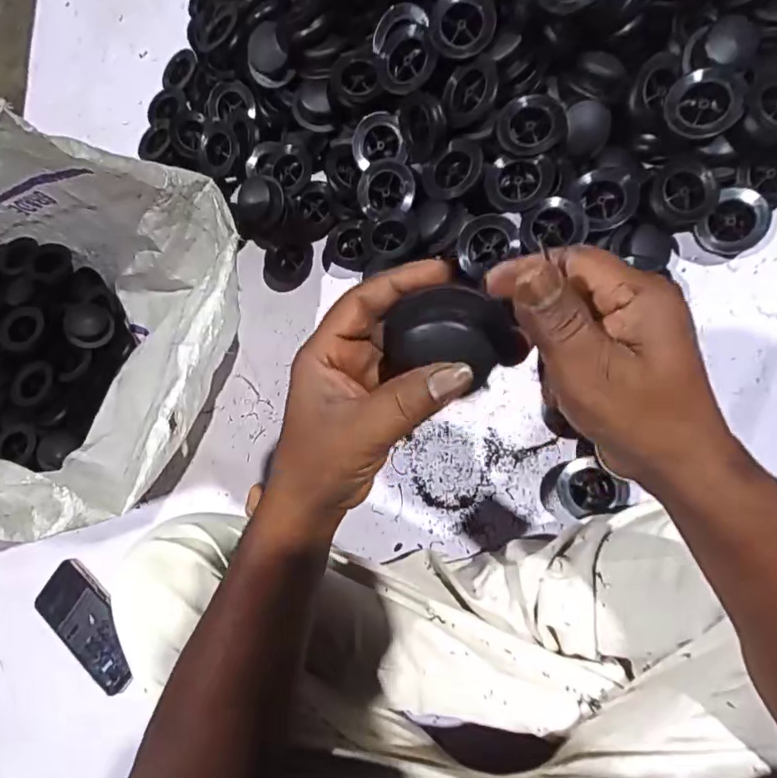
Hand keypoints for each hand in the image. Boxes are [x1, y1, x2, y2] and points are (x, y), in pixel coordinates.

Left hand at [260, 260, 475, 532]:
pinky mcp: (377, 401)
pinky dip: (430, 371)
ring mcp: (361, 380)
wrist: (313, 506)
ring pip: (400, 346)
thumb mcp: (362, 428)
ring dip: (429, 338)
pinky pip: (409, 375)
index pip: (362, 300)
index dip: (399, 280)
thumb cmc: (315, 467)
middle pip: (385, 317)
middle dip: (421, 304)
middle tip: (460, 294)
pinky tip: (453, 366)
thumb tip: (456, 371)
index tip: (437, 271)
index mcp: (324, 352)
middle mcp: (342, 359)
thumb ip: (410, 399)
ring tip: (464, 323)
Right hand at [484, 247, 743, 487]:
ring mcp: (636, 329)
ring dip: (553, 349)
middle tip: (526, 350)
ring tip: (559, 383)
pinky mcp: (628, 352)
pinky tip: (570, 390)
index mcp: (639, 295)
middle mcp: (642, 304)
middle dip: (541, 320)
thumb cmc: (646, 422)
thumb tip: (526, 272)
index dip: (527, 272)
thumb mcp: (586, 366)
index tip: (492, 289)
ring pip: (572, 318)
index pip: (571, 259)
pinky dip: (566, 364)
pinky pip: (583, 342)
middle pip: (570, 287)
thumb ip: (554, 317)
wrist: (678, 465)